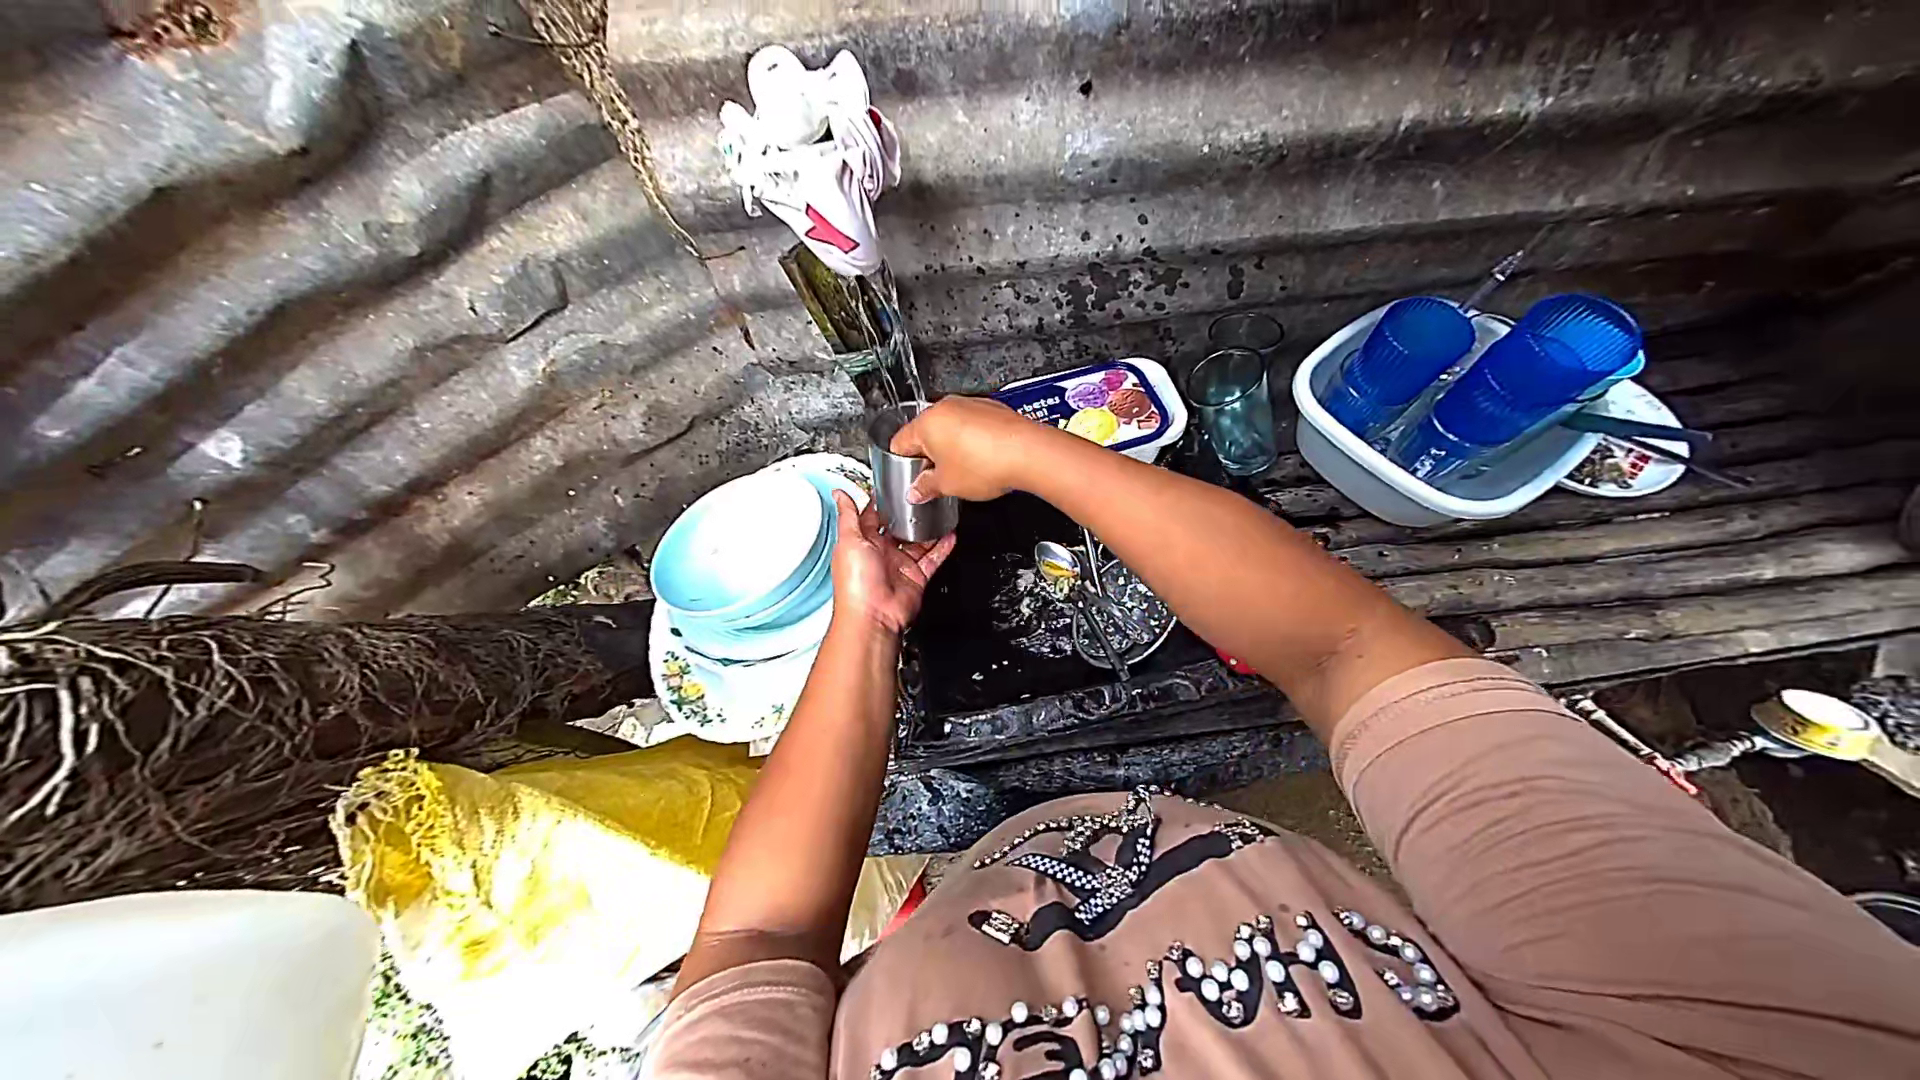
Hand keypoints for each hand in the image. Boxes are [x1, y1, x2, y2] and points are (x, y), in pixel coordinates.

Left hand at [830, 490, 955, 634]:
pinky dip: (942, 547)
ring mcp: (900, 565)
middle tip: (922, 498)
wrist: (873, 616)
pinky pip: (932, 559)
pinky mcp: (916, 577)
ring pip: (919, 542)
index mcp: (863, 543)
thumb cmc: (856, 584)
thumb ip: (848, 515)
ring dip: (929, 529)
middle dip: (910, 515)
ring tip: (940, 512)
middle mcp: (882, 553)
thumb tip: (839, 494)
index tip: (895, 488)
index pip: (875, 517)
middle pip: (900, 528)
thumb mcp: (849, 540)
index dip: (884, 503)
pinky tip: (950, 534)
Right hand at [888, 396, 1056, 502]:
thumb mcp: (947, 485)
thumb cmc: (989, 462)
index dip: (903, 464)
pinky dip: (972, 442)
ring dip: (951, 449)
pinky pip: (971, 426)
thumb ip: (925, 487)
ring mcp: (970, 405)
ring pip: (949, 429)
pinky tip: (981, 461)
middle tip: (939, 479)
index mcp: (927, 422)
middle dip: (929, 457)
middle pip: (925, 434)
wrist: (1029, 453)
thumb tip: (917, 489)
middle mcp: (947, 407)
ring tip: (964, 472)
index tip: (912, 478)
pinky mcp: (991, 410)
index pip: (899, 443)